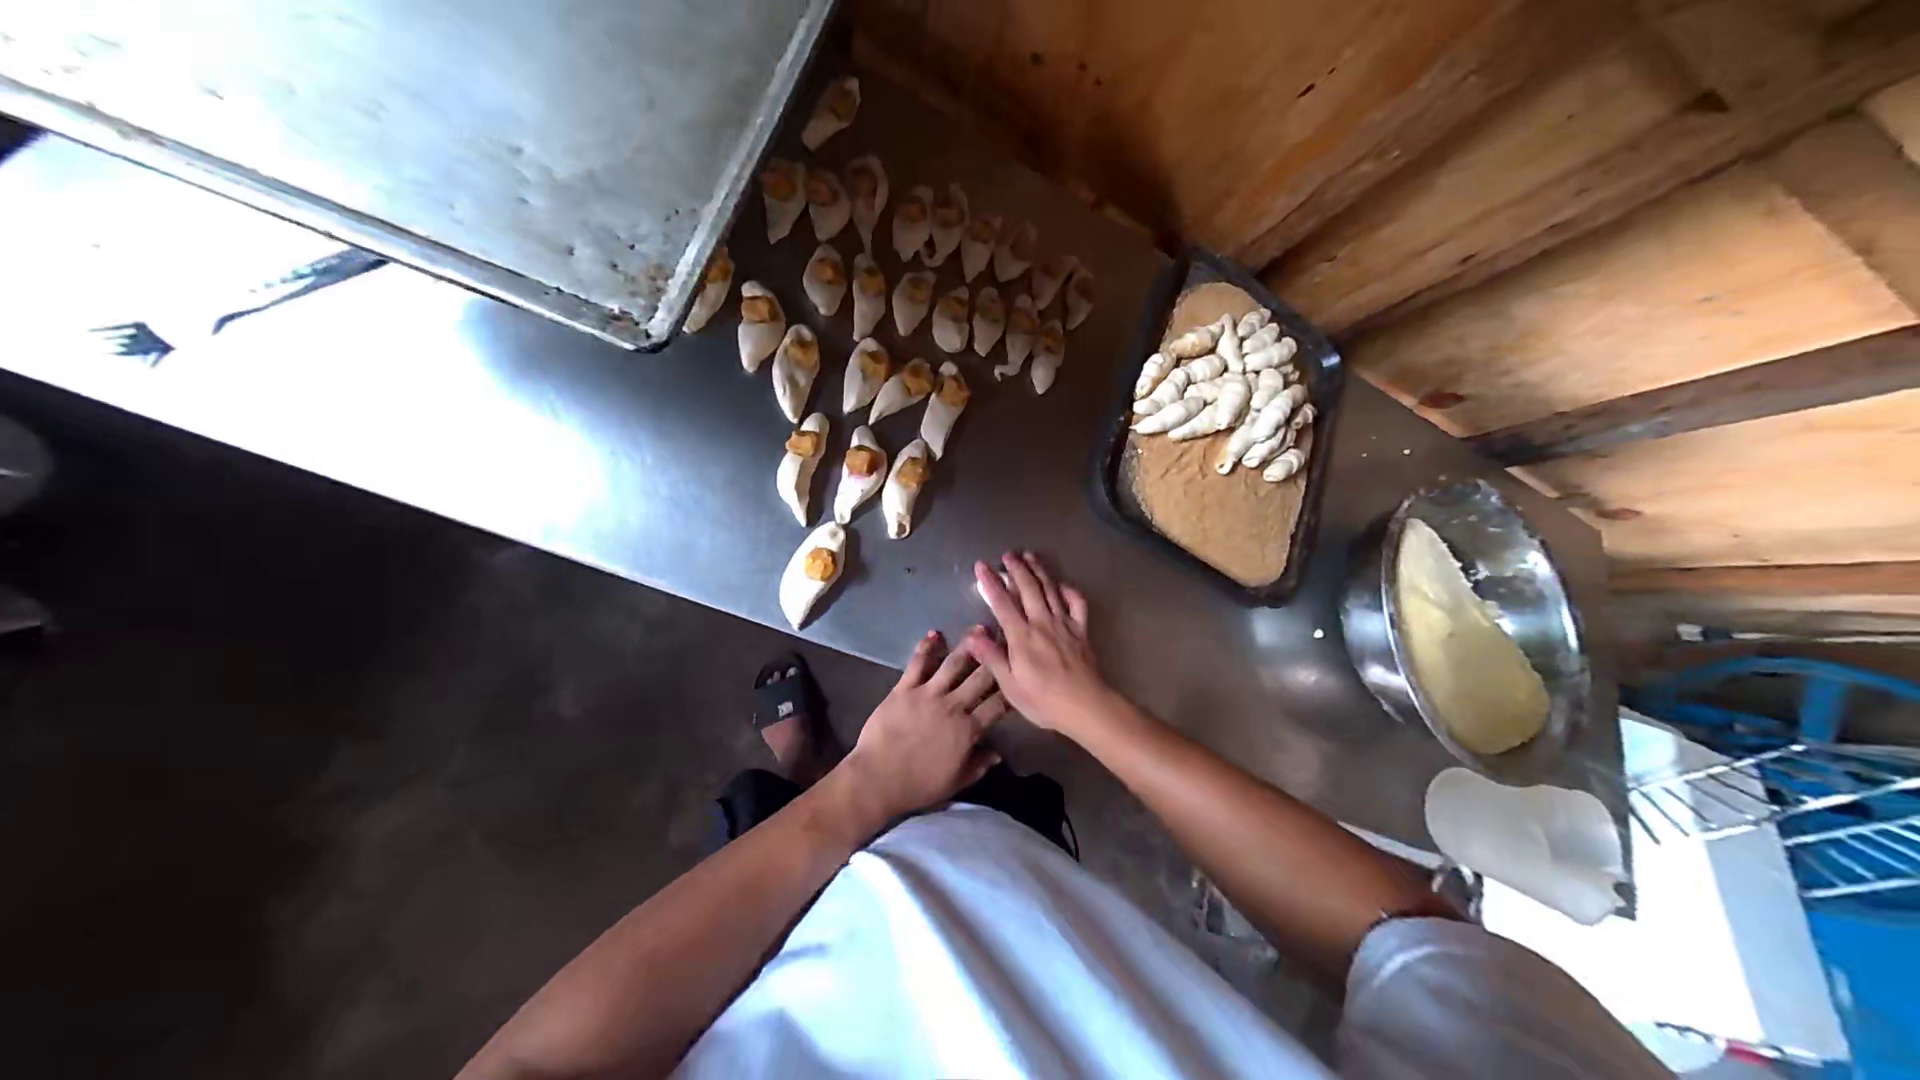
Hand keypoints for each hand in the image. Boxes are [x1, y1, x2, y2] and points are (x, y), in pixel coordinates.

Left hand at [837, 630, 1007, 822]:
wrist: (878, 778)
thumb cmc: (918, 785)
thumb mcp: (955, 782)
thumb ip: (978, 765)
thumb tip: (998, 753)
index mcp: (968, 730)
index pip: (997, 704)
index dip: (1011, 689)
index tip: (1019, 675)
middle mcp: (952, 706)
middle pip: (980, 677)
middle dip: (995, 658)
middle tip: (1005, 640)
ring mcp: (928, 694)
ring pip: (953, 664)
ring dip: (968, 645)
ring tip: (979, 629)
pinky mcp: (904, 688)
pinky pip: (917, 663)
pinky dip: (926, 647)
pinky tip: (934, 634)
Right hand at [967, 552, 1117, 740]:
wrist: (1086, 706)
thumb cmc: (1043, 701)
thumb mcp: (1010, 685)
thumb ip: (992, 657)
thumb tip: (972, 635)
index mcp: (1021, 636)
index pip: (1001, 602)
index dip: (990, 582)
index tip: (981, 566)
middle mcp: (1042, 623)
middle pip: (1028, 588)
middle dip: (1016, 568)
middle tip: (1008, 555)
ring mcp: (1064, 624)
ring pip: (1050, 590)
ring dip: (1039, 571)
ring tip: (1030, 556)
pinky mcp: (1081, 630)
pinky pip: (1077, 603)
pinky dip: (1069, 591)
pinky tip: (1063, 586)